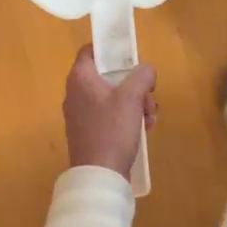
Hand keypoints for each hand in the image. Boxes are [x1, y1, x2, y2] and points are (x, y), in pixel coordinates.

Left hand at [62, 45, 157, 174]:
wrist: (100, 177)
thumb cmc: (112, 130)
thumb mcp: (132, 97)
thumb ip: (142, 75)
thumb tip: (147, 71)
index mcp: (80, 79)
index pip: (90, 50)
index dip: (110, 49)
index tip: (130, 56)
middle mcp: (76, 94)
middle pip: (107, 75)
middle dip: (133, 83)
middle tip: (148, 93)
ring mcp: (81, 115)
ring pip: (112, 97)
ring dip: (135, 102)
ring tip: (150, 115)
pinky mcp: (89, 133)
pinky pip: (110, 116)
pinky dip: (127, 118)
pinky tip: (144, 129)